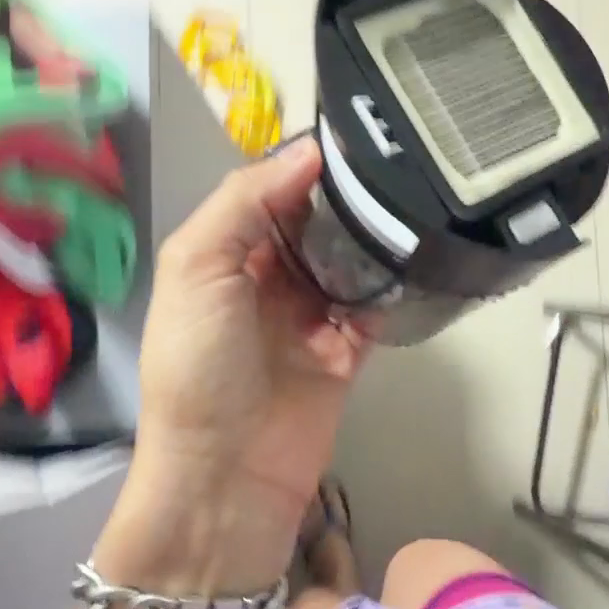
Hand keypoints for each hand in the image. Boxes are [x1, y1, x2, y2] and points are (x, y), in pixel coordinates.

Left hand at [108, 136, 371, 588]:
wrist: (225, 472)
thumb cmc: (199, 363)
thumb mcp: (197, 266)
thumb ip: (246, 203)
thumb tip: (308, 152)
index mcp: (223, 255)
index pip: (268, 194)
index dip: (302, 165)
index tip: (353, 135)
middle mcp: (266, 281)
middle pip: (314, 226)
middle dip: (345, 200)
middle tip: (394, 167)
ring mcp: (307, 320)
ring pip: (348, 265)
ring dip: (372, 243)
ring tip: (410, 207)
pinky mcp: (344, 356)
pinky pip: (372, 314)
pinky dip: (387, 294)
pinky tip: (407, 268)